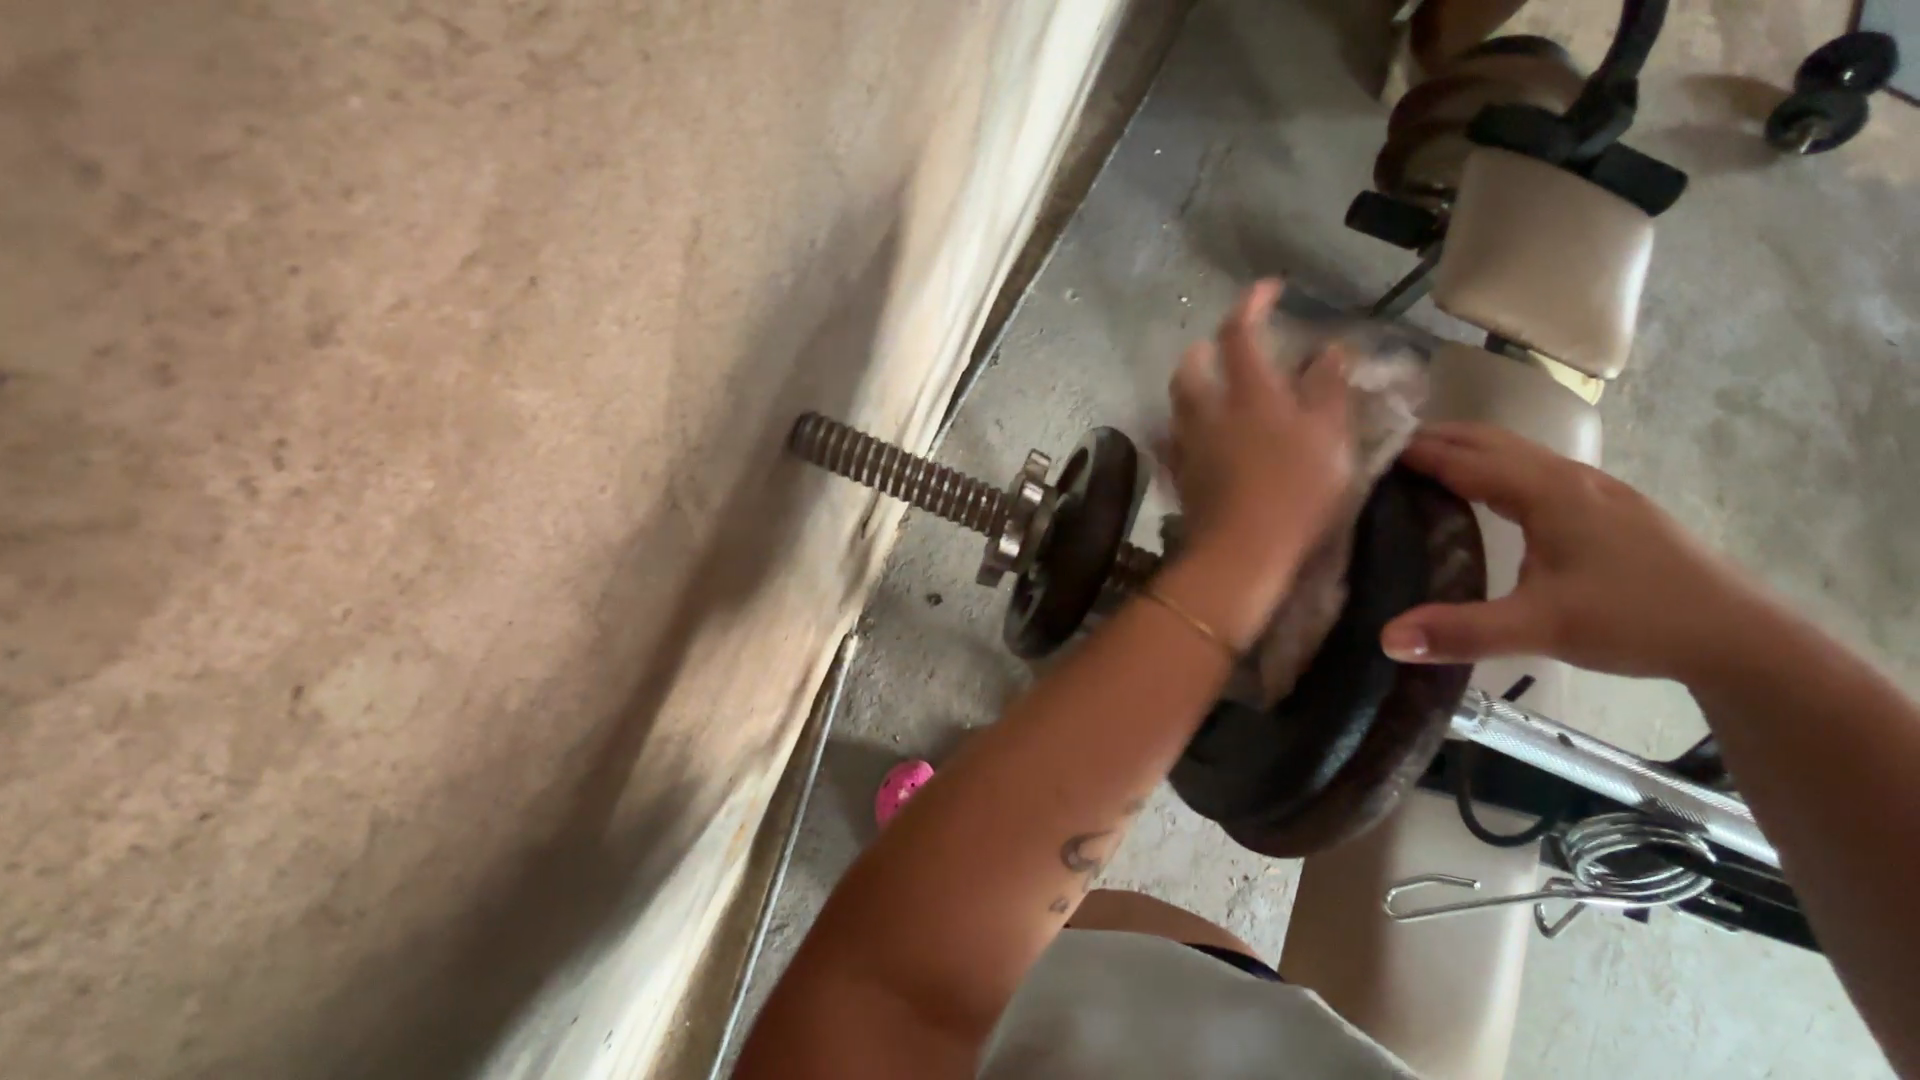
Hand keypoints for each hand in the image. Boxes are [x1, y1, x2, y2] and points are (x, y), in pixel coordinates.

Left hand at [1164, 279, 1353, 572]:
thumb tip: (1329, 350)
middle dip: (1205, 348)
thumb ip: (1328, 389)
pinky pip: (1173, 441)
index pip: (1240, 333)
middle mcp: (1208, 411)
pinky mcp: (1179, 477)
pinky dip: (1184, 429)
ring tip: (1215, 391)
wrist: (1242, 553)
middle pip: (1191, 366)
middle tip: (1227, 348)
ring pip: (1178, 402)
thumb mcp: (1331, 437)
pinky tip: (1199, 438)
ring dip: (1193, 386)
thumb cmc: (1296, 492)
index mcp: (1249, 393)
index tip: (1267, 289)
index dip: (1251, 303)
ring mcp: (1188, 445)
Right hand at [1380, 423, 1760, 682]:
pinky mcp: (1610, 509)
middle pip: (1490, 441)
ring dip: (1466, 450)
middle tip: (1380, 451)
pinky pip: (1535, 471)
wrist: (1740, 636)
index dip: (1415, 452)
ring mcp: (1596, 490)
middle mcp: (1571, 478)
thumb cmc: (1638, 620)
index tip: (1365, 448)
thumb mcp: (1542, 628)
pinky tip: (1487, 496)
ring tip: (1421, 465)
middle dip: (1435, 438)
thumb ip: (1461, 631)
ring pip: (1517, 453)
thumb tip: (1384, 639)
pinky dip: (1494, 468)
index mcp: (1548, 492)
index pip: (1465, 458)